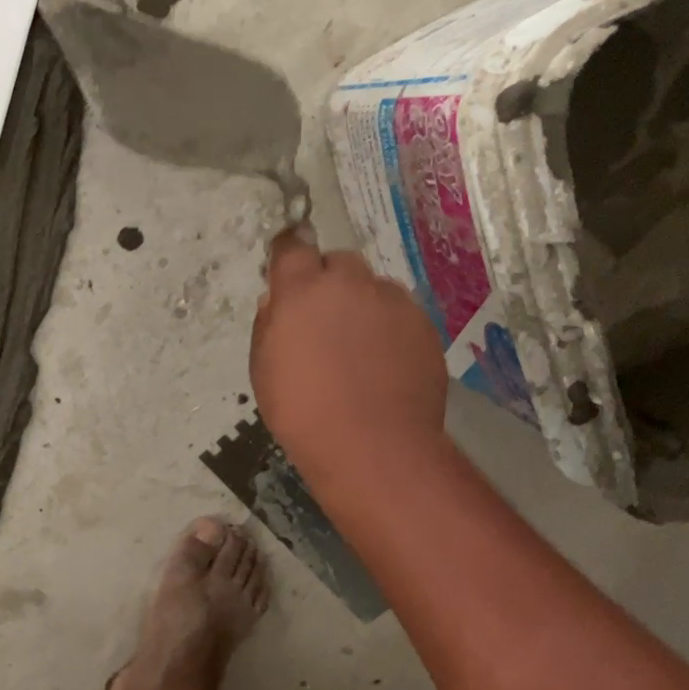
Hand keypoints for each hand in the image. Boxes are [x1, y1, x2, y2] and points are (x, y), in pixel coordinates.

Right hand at [251, 227, 448, 482]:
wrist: (371, 442)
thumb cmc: (301, 407)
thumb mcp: (264, 366)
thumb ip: (269, 324)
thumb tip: (278, 303)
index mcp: (302, 290)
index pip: (293, 247)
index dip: (288, 250)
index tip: (286, 259)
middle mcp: (351, 285)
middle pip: (340, 264)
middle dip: (329, 281)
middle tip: (321, 318)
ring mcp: (394, 303)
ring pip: (374, 289)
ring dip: (361, 304)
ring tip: (356, 346)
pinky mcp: (424, 326)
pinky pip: (400, 314)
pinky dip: (388, 328)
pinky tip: (381, 363)